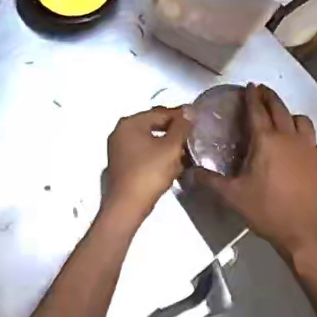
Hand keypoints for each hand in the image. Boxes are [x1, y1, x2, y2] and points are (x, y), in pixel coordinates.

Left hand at [102, 106, 190, 223]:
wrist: (127, 206)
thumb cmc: (149, 172)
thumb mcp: (170, 148)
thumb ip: (181, 127)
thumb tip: (189, 111)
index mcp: (130, 123)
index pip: (160, 113)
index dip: (180, 116)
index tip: (197, 119)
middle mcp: (121, 132)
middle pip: (153, 125)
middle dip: (173, 130)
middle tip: (192, 135)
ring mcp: (119, 148)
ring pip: (149, 140)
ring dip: (167, 143)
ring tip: (185, 150)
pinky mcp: (122, 164)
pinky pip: (143, 152)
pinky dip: (157, 154)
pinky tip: (172, 162)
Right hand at [205, 85, 316, 262]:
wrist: (305, 232)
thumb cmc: (267, 210)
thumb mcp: (232, 196)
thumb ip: (210, 181)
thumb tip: (190, 172)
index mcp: (266, 140)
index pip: (257, 110)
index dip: (252, 97)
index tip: (250, 86)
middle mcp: (289, 137)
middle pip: (280, 109)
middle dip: (270, 98)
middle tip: (262, 92)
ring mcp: (309, 148)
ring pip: (302, 121)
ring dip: (290, 115)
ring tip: (283, 118)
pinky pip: (314, 141)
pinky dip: (306, 138)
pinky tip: (301, 147)